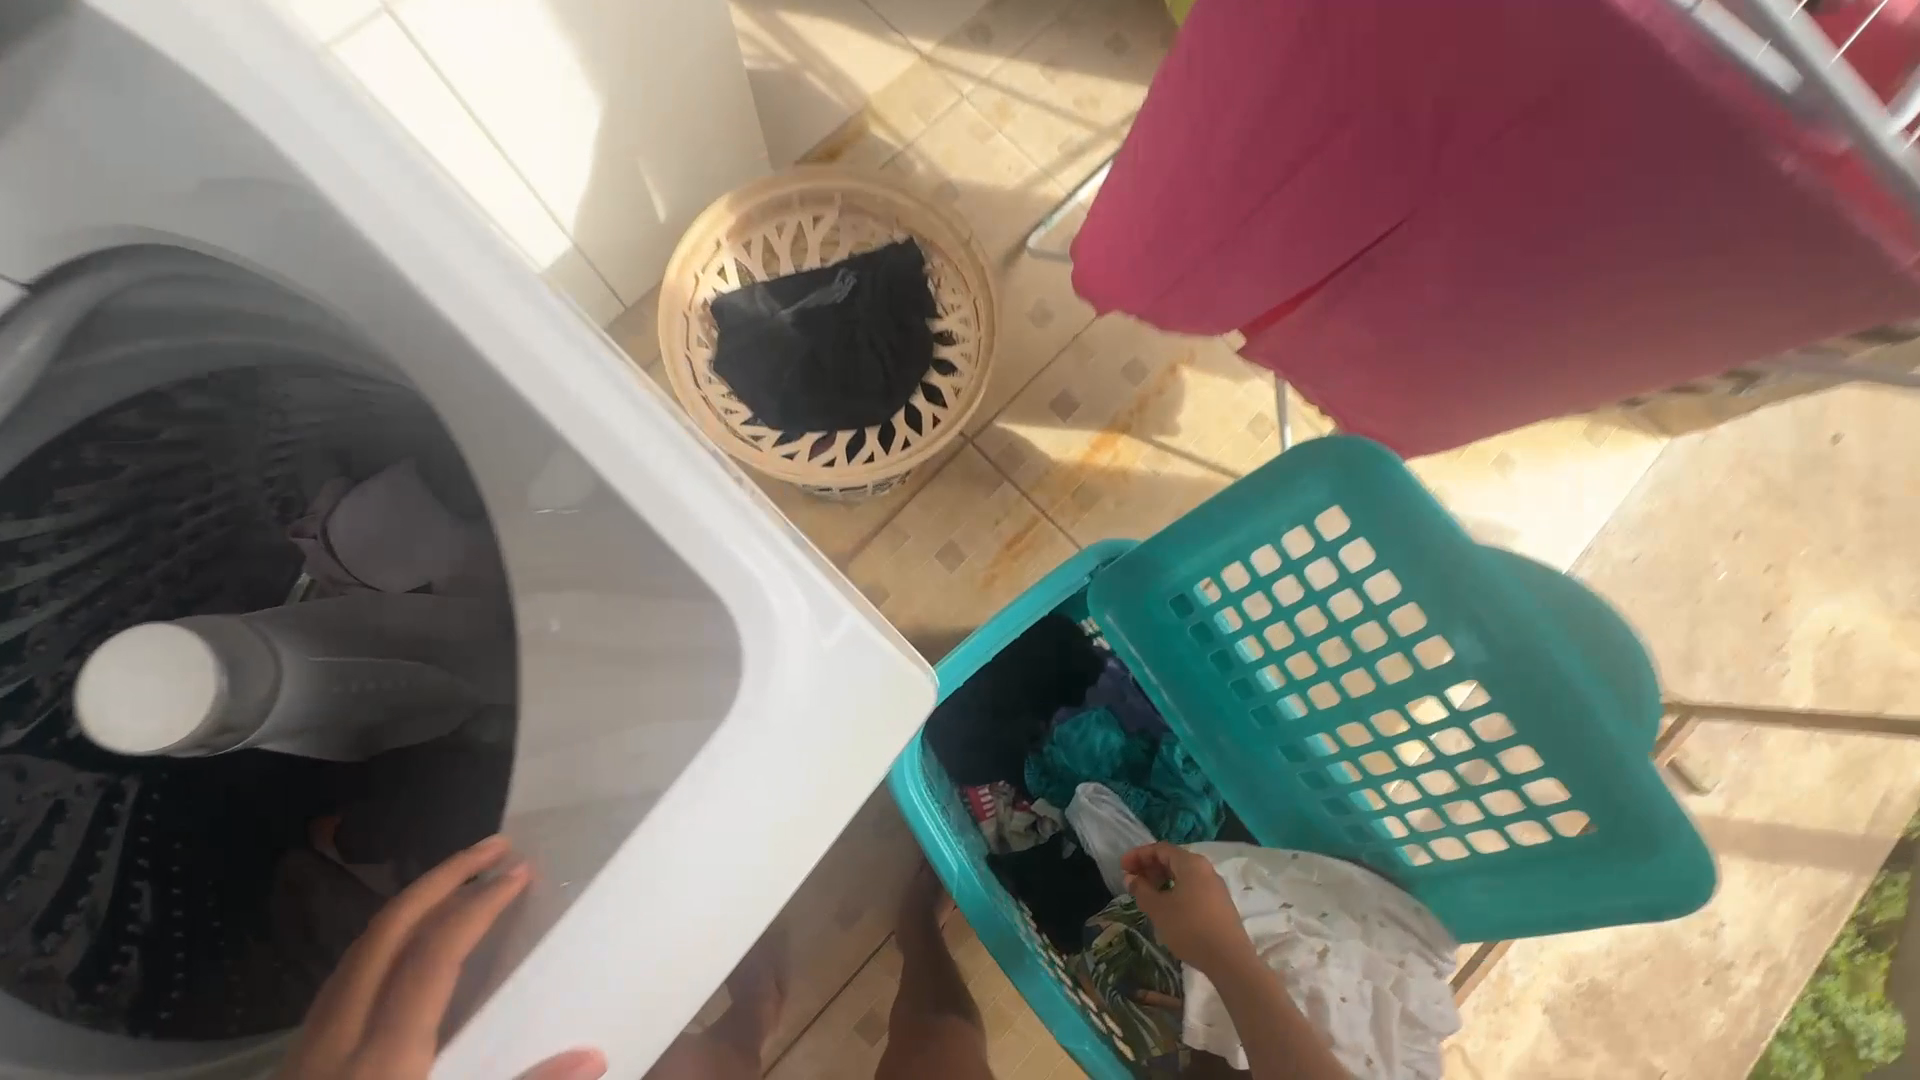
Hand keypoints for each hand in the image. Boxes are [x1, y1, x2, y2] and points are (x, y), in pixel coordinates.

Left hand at [275, 835, 606, 1079]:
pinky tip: (407, 954)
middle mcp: (335, 1046)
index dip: (478, 905)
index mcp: (382, 1062)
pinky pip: (342, 983)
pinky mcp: (294, 1074)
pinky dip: (384, 945)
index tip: (520, 871)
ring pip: (355, 955)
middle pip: (384, 934)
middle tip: (494, 846)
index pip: (433, 955)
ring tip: (460, 882)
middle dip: (441, 878)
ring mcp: (305, 1060)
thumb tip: (594, 1055)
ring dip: (411, 906)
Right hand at [1122, 842, 1255, 978]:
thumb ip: (1141, 890)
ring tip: (1147, 894)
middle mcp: (1205, 869)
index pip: (1160, 849)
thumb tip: (1131, 878)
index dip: (1138, 855)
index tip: (1122, 867)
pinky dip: (1175, 890)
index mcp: (1191, 863)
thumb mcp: (1158, 909)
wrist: (1230, 961)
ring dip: (1162, 880)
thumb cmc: (1190, 928)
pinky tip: (1168, 907)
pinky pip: (1193, 888)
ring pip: (1183, 875)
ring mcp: (1215, 887)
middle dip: (1150, 867)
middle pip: (1173, 860)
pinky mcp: (1220, 904)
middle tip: (1132, 881)